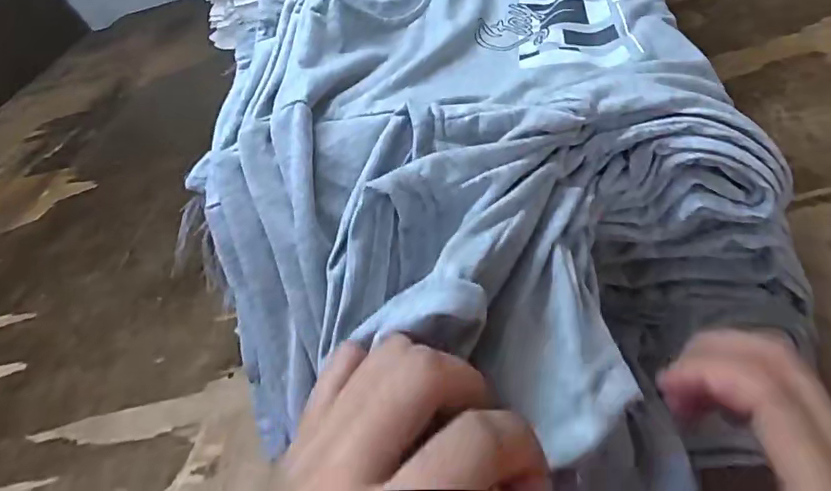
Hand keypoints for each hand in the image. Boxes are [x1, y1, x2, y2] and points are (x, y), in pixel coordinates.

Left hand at [277, 335, 550, 490]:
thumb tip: (521, 481)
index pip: (475, 442)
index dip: (523, 448)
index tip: (533, 478)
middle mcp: (346, 469)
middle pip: (423, 371)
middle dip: (473, 388)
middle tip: (487, 431)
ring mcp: (313, 443)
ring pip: (383, 353)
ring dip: (429, 367)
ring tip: (447, 411)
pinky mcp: (296, 434)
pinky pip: (342, 364)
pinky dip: (377, 367)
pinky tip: (398, 402)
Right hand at [659, 330, 830, 490]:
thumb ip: (709, 478)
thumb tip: (655, 442)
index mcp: (828, 485)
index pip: (769, 393)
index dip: (706, 372)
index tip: (663, 386)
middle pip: (783, 362)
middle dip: (713, 352)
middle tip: (671, 380)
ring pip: (792, 370)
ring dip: (728, 362)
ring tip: (688, 392)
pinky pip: (798, 397)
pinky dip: (749, 383)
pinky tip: (722, 409)